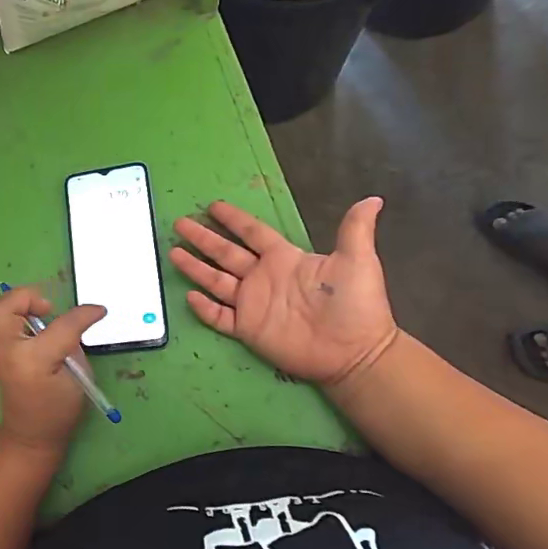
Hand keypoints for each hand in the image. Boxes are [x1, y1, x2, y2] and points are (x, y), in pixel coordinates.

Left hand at [0, 288, 106, 451]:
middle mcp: (8, 352)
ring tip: (35, 312)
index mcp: (34, 360)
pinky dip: (9, 313)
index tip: (99, 311)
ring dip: (14, 303)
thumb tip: (74, 320)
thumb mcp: (79, 375)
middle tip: (49, 309)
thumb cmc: (59, 409)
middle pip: (5, 307)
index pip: (61, 325)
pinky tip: (28, 323)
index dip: (85, 314)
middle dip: (29, 298)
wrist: (32, 434)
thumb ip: (74, 342)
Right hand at [169, 198, 398, 385]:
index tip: (213, 206)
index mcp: (285, 258)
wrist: (354, 350)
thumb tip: (374, 198)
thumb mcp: (358, 259)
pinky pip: (220, 317)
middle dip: (203, 238)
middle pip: (226, 253)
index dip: (234, 219)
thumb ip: (355, 228)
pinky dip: (205, 308)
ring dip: (196, 268)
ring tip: (173, 252)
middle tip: (180, 224)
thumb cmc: (356, 304)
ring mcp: (255, 304)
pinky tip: (189, 295)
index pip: (253, 233)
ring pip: (217, 281)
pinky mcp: (249, 330)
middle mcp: (265, 277)